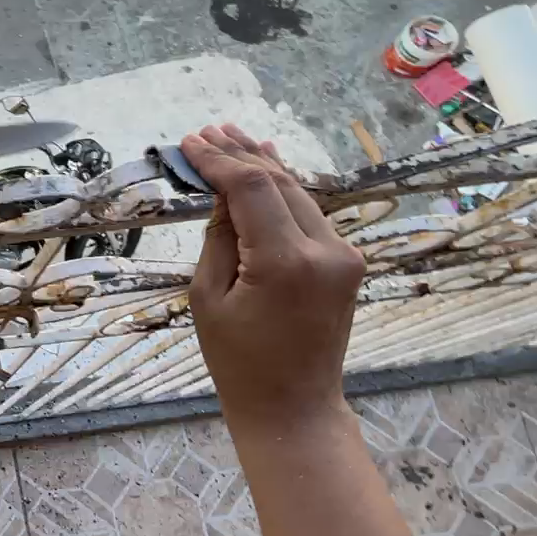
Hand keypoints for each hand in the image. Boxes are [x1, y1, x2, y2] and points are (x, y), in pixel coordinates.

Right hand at [184, 124, 365, 425]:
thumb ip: (219, 239)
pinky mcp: (347, 261)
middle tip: (207, 131)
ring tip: (232, 136)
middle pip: (280, 182)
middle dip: (240, 155)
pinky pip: (310, 214)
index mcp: (285, 262)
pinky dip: (283, 191)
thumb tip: (222, 194)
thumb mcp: (208, 298)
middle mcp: (326, 249)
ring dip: (264, 166)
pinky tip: (266, 167)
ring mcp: (344, 253)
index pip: (251, 189)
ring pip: (299, 193)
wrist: (292, 403)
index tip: (189, 144)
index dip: (219, 161)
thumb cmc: (236, 361)